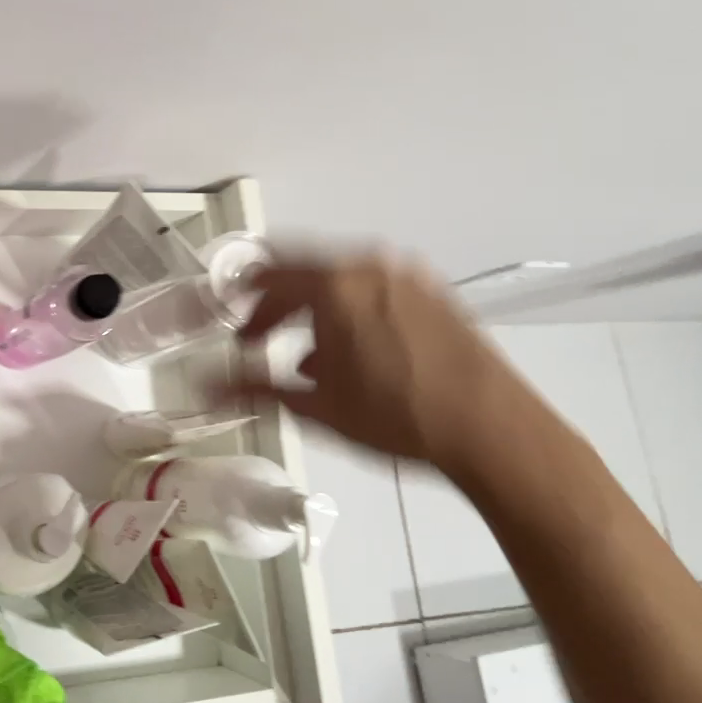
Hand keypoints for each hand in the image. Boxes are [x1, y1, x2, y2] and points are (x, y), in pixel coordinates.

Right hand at [221, 251, 556, 476]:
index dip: (244, 304)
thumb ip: (253, 389)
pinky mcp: (437, 297)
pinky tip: (354, 356)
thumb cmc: (397, 417)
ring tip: (305, 355)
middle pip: (305, 273)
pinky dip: (353, 312)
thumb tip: (204, 387)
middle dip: (276, 306)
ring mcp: (410, 279)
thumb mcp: (316, 407)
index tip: (234, 328)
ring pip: (343, 282)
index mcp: (335, 285)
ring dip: (315, 311)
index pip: (269, 277)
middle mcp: (371, 269)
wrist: (497, 433)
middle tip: (259, 337)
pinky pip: (377, 292)